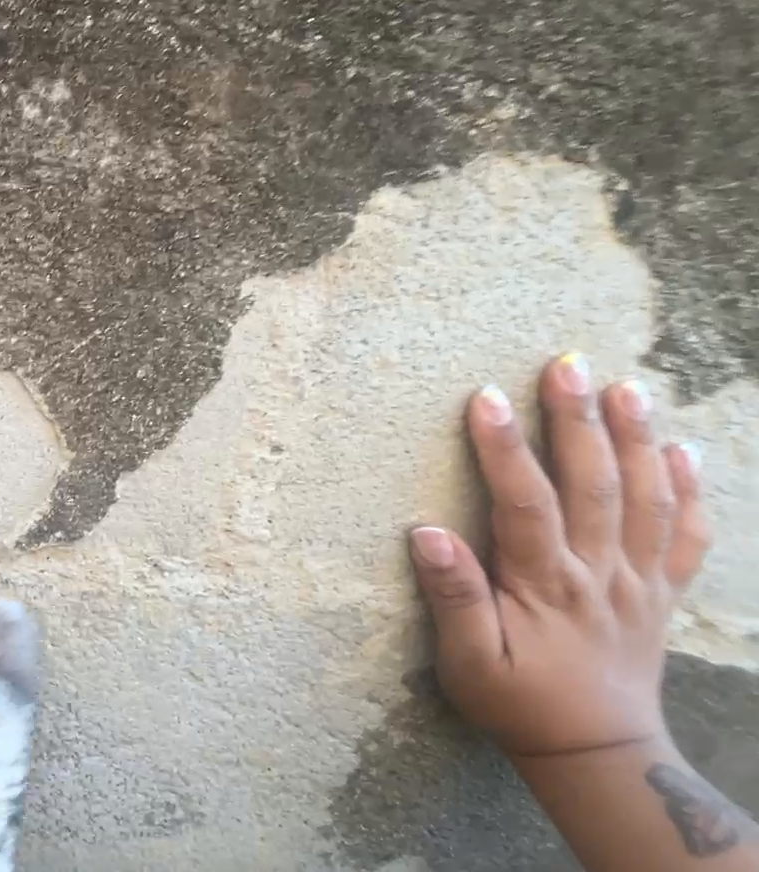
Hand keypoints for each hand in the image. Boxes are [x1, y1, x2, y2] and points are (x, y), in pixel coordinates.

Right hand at [408, 353, 712, 758]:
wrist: (598, 753)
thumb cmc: (516, 702)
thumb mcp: (466, 659)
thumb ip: (452, 597)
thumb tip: (427, 532)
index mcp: (545, 585)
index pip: (525, 501)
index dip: (504, 447)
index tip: (485, 398)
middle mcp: (599, 574)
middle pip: (594, 486)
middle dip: (579, 421)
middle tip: (567, 366)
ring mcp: (637, 582)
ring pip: (646, 499)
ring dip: (637, 440)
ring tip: (628, 387)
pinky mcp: (657, 593)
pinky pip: (685, 536)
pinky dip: (690, 491)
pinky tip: (683, 452)